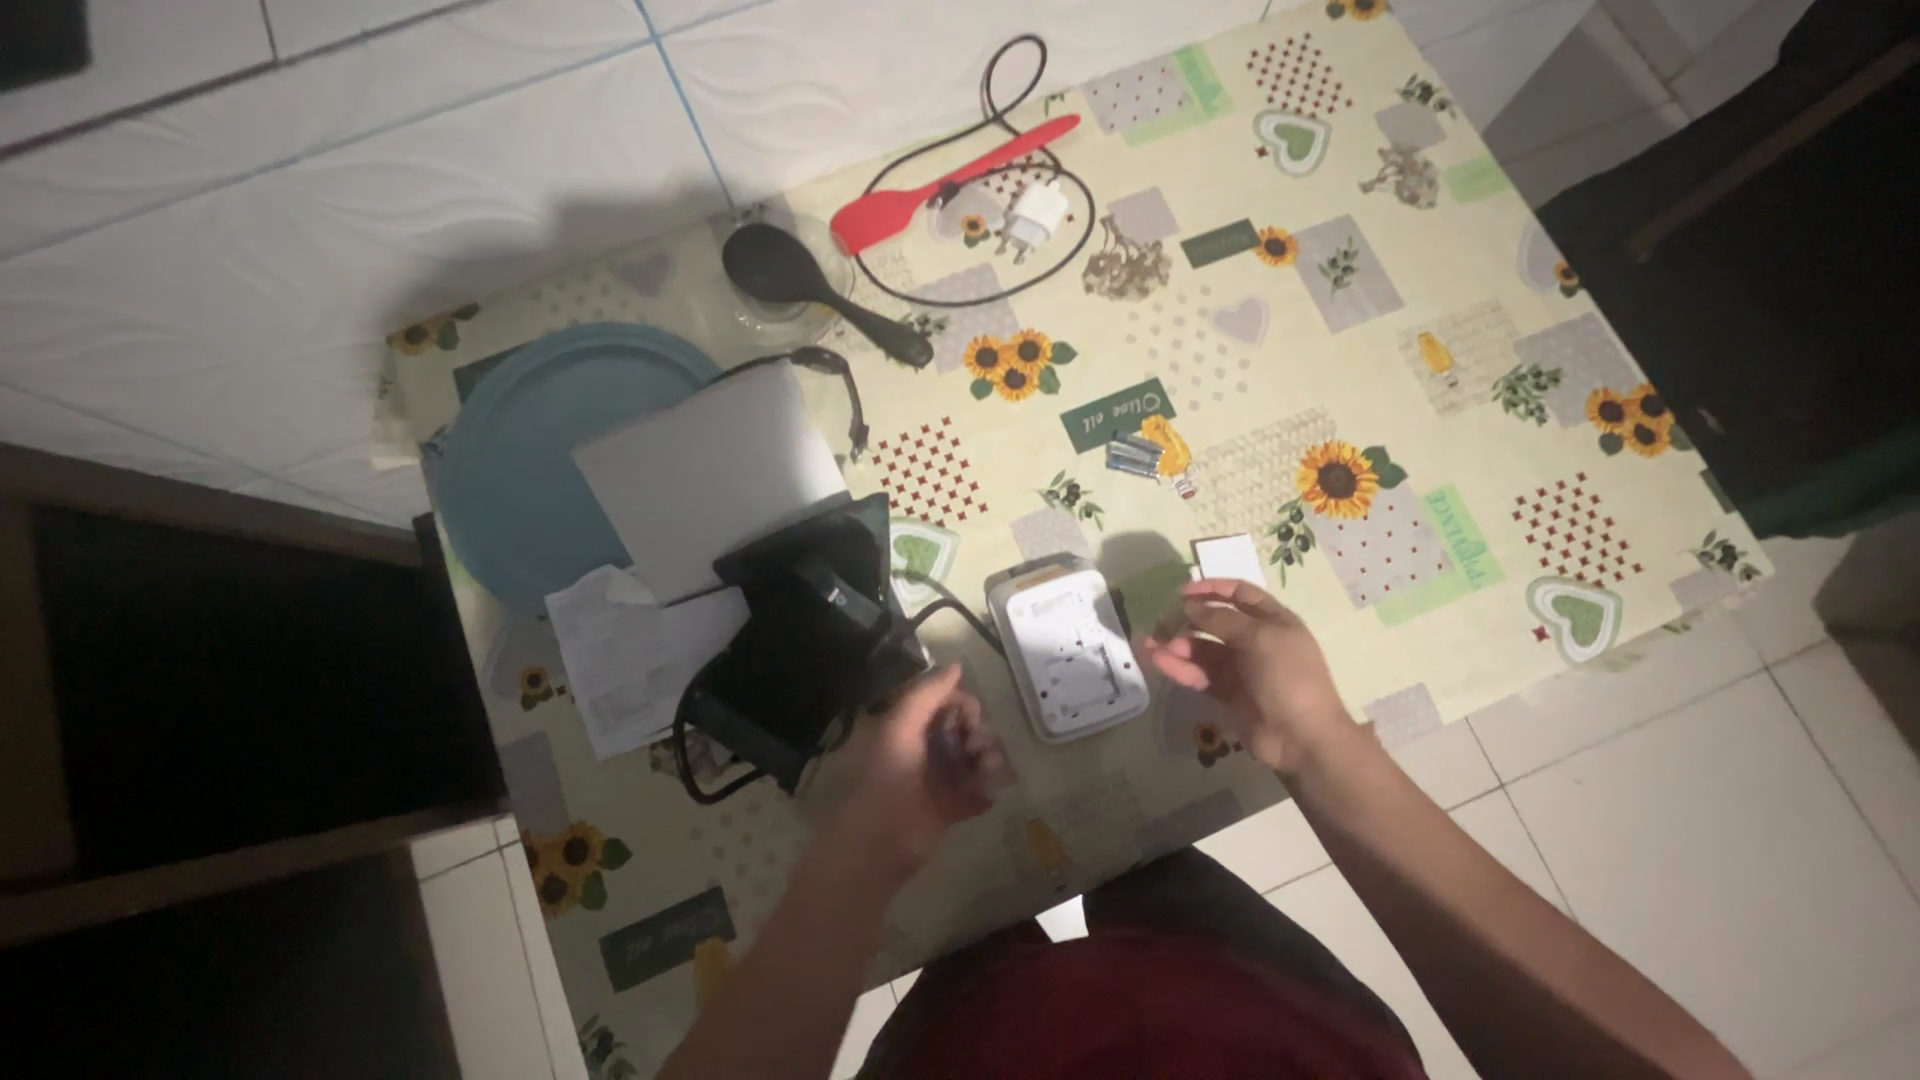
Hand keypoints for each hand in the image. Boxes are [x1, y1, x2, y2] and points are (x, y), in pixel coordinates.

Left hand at [828, 665, 1001, 882]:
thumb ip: (927, 695)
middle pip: (966, 730)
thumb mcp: (900, 727)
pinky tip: (986, 794)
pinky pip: (977, 793)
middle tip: (978, 748)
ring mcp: (938, 781)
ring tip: (986, 772)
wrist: (876, 844)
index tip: (972, 717)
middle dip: (979, 734)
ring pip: (975, 760)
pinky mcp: (949, 810)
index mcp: (910, 728)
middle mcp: (925, 750)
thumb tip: (958, 666)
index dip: (964, 705)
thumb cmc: (885, 779)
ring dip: (988, 760)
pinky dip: (986, 791)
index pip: (946, 704)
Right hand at [1141, 579, 1356, 774]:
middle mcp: (1256, 641)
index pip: (1240, 594)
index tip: (1182, 592)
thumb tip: (1189, 606)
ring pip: (1202, 649)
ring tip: (1152, 644)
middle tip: (1160, 622)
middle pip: (1215, 621)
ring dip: (1177, 644)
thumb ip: (1220, 619)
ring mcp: (1240, 667)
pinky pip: (1198, 673)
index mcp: (1273, 621)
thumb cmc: (1288, 677)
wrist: (1301, 737)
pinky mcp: (1226, 692)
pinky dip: (1178, 666)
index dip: (1212, 589)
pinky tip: (1158, 661)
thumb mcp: (1259, 638)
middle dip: (1187, 619)